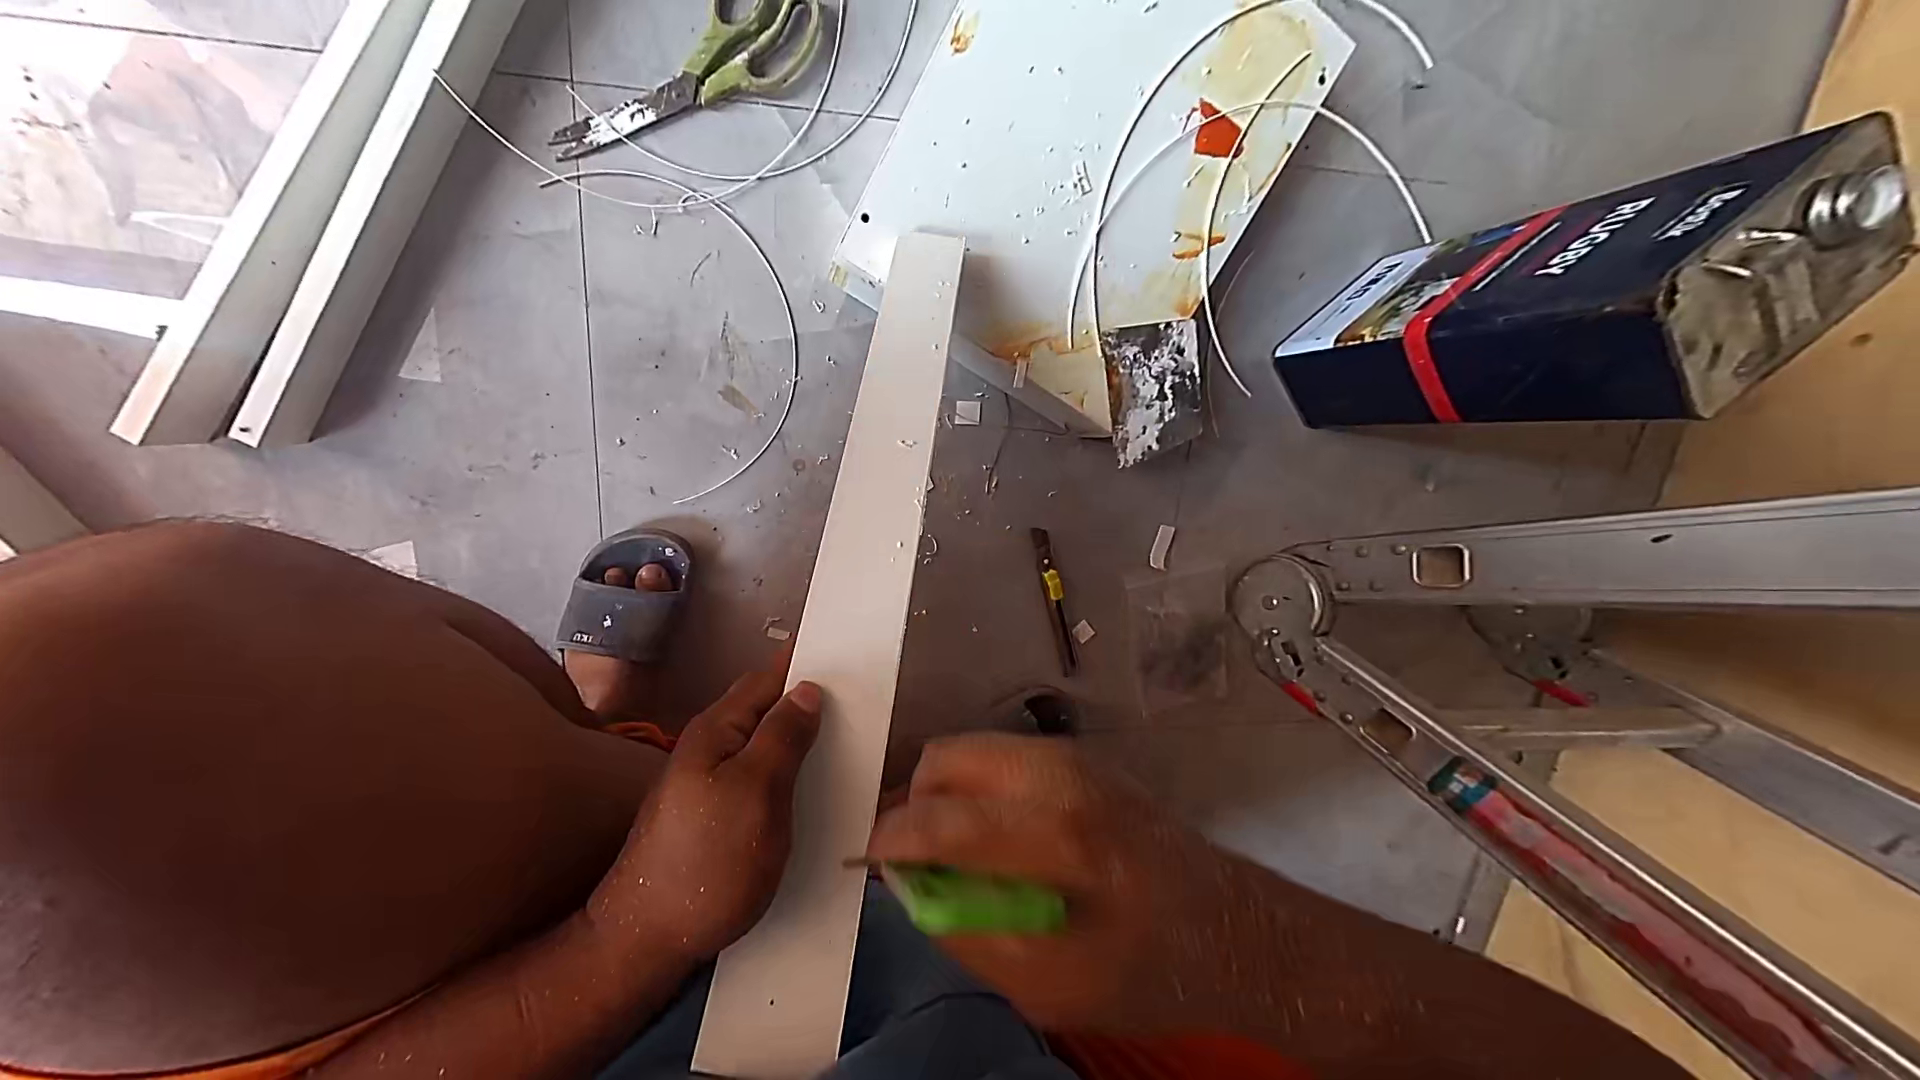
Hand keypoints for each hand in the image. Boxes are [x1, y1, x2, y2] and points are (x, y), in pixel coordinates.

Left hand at [582, 654, 822, 965]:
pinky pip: (762, 775)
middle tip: (861, 705)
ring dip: (802, 738)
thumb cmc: (708, 862)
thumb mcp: (756, 792)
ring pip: (766, 744)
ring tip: (848, 742)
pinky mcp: (717, 814)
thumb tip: (807, 690)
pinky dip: (791, 771)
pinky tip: (814, 786)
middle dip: (809, 702)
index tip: (849, 658)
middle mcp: (710, 747)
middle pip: (767, 709)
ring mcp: (710, 782)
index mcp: (717, 730)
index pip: (767, 678)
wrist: (644, 943)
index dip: (806, 664)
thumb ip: (783, 737)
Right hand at [865, 734, 1282, 1032]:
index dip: (891, 837)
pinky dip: (977, 783)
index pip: (942, 818)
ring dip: (945, 791)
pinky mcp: (1081, 755)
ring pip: (970, 748)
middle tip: (917, 853)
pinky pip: (1001, 754)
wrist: (1233, 927)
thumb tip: (907, 885)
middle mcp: (1060, 775)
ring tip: (953, 844)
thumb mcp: (1048, 986)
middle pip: (946, 758)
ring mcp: (1073, 756)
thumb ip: (964, 931)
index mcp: (1056, 836)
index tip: (871, 859)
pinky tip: (993, 829)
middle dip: (915, 802)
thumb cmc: (1147, 969)